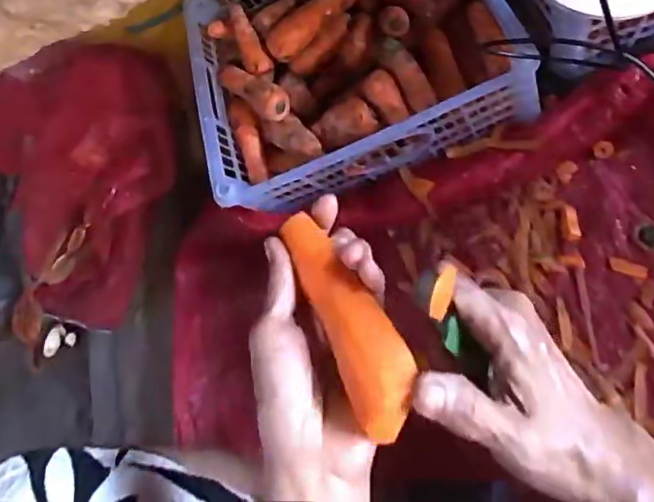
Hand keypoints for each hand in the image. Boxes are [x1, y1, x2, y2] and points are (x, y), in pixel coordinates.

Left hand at [250, 196, 385, 501]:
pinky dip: (378, 284)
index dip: (316, 230)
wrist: (316, 451)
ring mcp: (354, 327)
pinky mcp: (379, 345)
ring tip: (355, 255)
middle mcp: (325, 311)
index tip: (326, 203)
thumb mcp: (271, 333)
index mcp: (296, 307)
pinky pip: (382, 308)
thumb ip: (279, 287)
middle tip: (343, 238)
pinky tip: (372, 274)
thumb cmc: (283, 390)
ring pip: (361, 279)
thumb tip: (275, 240)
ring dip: (359, 258)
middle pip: (338, 264)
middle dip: (342, 240)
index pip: (307, 258)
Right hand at [412, 276, 653, 501]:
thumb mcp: (506, 437)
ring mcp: (515, 309)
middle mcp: (509, 303)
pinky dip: (464, 335)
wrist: (602, 454)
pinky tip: (473, 371)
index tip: (411, 328)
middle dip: (435, 321)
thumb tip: (416, 386)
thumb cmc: (554, 445)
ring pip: (461, 303)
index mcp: (504, 323)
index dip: (423, 297)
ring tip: (456, 373)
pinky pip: (474, 312)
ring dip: (448, 331)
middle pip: (452, 292)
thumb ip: (462, 408)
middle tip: (439, 367)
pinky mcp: (517, 320)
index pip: (448, 282)